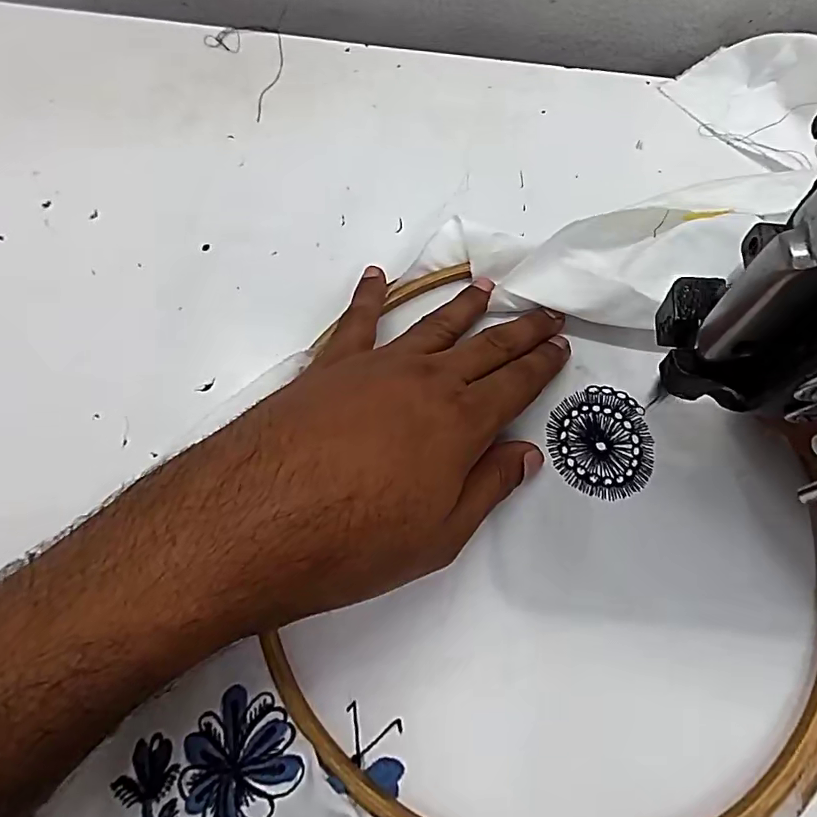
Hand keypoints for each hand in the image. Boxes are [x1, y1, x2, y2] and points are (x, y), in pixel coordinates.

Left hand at [145, 266, 569, 636]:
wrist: (257, 518)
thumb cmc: (355, 541)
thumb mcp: (439, 535)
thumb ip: (488, 487)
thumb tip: (526, 453)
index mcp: (460, 423)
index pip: (515, 384)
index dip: (541, 364)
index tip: (558, 345)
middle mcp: (426, 381)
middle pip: (486, 347)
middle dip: (521, 329)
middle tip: (546, 313)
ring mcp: (377, 366)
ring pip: (434, 325)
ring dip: (464, 306)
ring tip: (488, 287)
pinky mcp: (332, 364)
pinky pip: (357, 320)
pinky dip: (368, 294)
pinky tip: (376, 276)